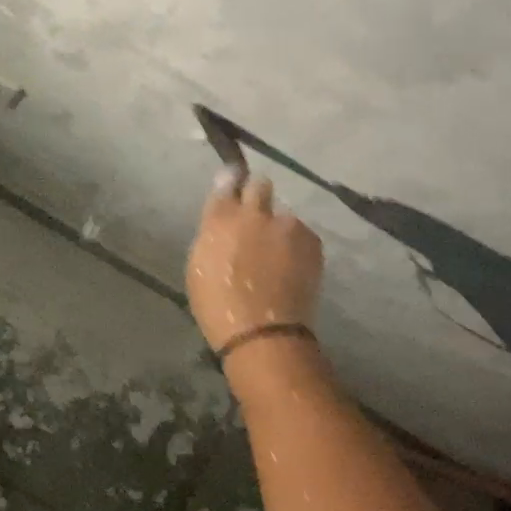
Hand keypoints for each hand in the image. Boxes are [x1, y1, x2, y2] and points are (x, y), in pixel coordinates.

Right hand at [185, 171, 324, 349]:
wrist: (262, 330)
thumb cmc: (217, 304)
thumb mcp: (199, 267)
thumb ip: (212, 235)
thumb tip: (222, 221)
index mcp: (219, 220)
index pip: (226, 181)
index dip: (229, 180)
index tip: (231, 181)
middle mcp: (255, 213)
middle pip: (260, 185)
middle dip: (256, 195)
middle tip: (254, 217)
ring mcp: (287, 225)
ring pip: (282, 214)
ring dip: (277, 227)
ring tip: (274, 254)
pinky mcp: (311, 241)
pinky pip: (300, 233)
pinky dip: (294, 244)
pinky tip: (289, 266)